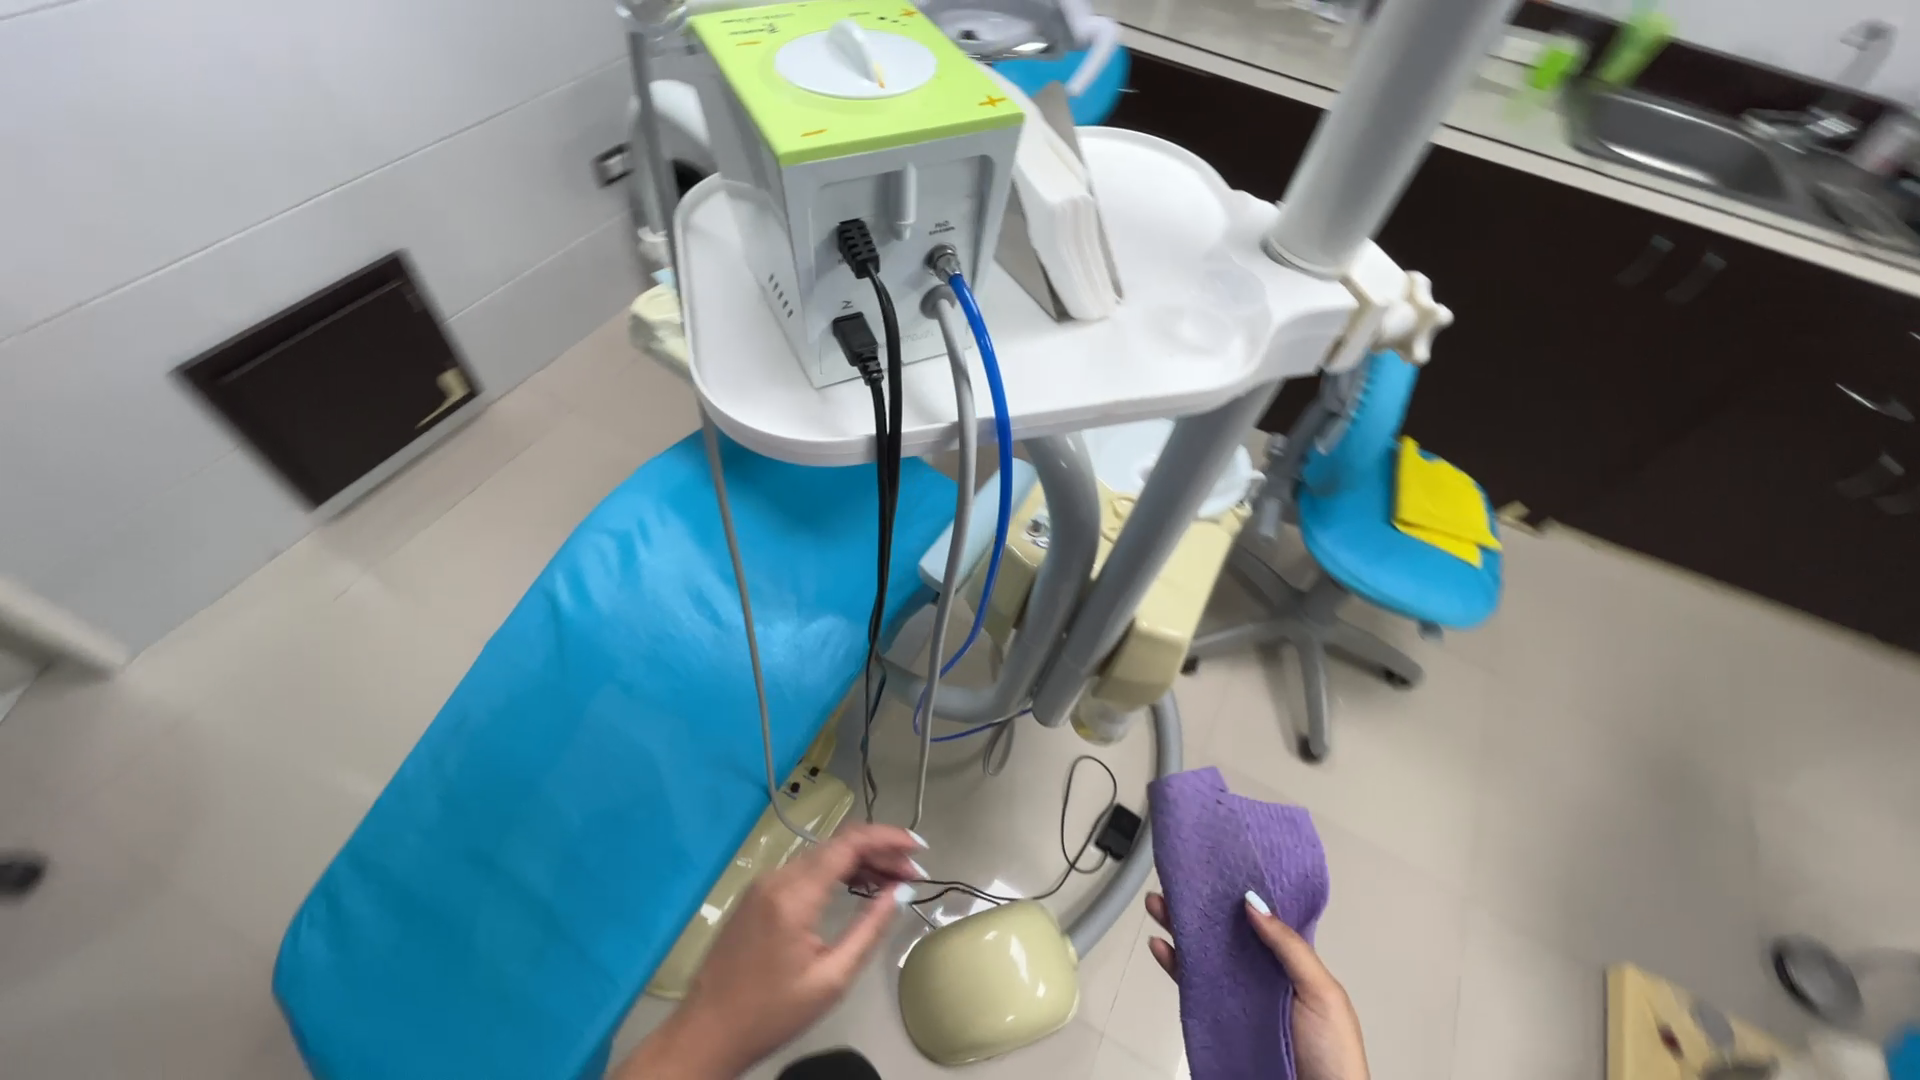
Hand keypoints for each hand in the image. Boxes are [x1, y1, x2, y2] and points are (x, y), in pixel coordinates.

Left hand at [618, 825, 924, 1078]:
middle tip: (913, 873)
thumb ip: (869, 929)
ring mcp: (764, 883)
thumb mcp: (831, 978)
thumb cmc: (770, 1013)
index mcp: (794, 895)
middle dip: (880, 851)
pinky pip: (806, 869)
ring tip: (894, 880)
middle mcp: (778, 877)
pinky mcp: (758, 894)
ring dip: (860, 861)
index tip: (919, 849)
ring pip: (823, 854)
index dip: (888, 838)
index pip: (849, 844)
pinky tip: (858, 886)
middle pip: (838, 845)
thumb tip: (899, 892)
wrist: (705, 1032)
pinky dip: (837, 871)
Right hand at [1146, 891, 1368, 1079]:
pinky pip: (1192, 987)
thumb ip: (1290, 947)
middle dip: (1197, 908)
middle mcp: (1259, 977)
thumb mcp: (1323, 994)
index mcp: (1288, 966)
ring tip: (1157, 905)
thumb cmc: (1334, 1056)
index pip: (1256, 922)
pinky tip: (1160, 948)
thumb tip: (1252, 901)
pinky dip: (1173, 965)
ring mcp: (1237, 999)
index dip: (1234, 897)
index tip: (1213, 873)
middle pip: (1222, 934)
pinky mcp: (1218, 1022)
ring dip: (1178, 929)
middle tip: (1172, 885)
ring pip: (1202, 955)